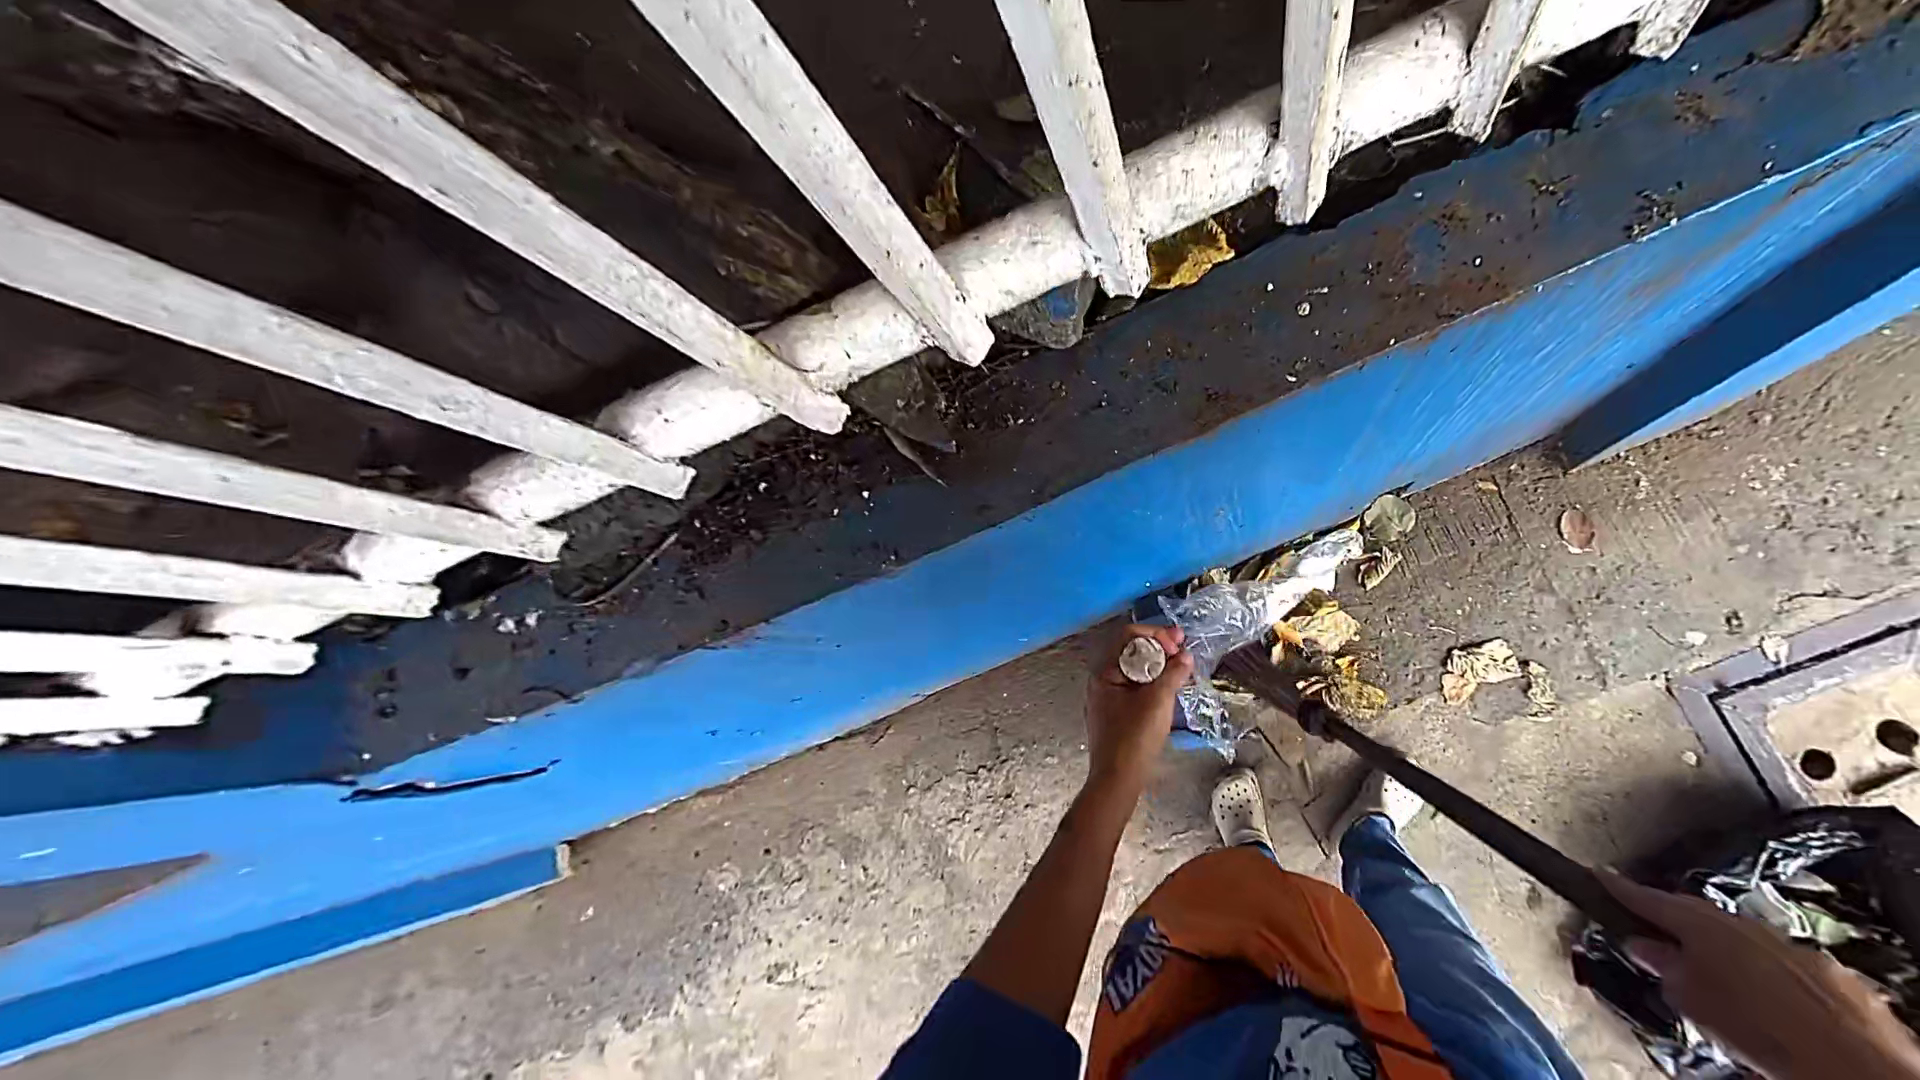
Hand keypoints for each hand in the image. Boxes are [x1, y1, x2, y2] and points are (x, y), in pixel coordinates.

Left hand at [1084, 623, 1193, 795]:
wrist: (1117, 778)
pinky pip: (1134, 684)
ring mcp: (1107, 695)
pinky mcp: (1115, 710)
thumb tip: (1185, 656)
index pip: (1128, 636)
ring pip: (1134, 668)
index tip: (1178, 644)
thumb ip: (1172, 674)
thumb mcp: (1158, 702)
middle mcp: (1101, 678)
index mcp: (1104, 671)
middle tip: (1183, 649)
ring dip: (1158, 663)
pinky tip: (1169, 685)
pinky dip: (1152, 680)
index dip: (1156, 635)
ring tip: (1181, 665)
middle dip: (1159, 646)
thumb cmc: (1134, 738)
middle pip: (1130, 650)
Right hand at [1601, 873, 1919, 1079]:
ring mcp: (1789, 945)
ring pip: (1740, 934)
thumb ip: (1664, 967)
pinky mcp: (1830, 972)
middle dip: (1673, 918)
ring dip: (1720, 944)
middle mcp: (1741, 924)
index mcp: (1699, 924)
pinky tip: (1764, 992)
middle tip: (1653, 932)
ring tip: (1710, 969)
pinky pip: (1780, 958)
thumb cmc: (1756, 1028)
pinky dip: (1762, 966)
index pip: (1645, 897)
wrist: (1856, 1066)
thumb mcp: (1690, 999)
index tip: (1597, 875)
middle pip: (1695, 912)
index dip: (1617, 886)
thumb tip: (1644, 948)